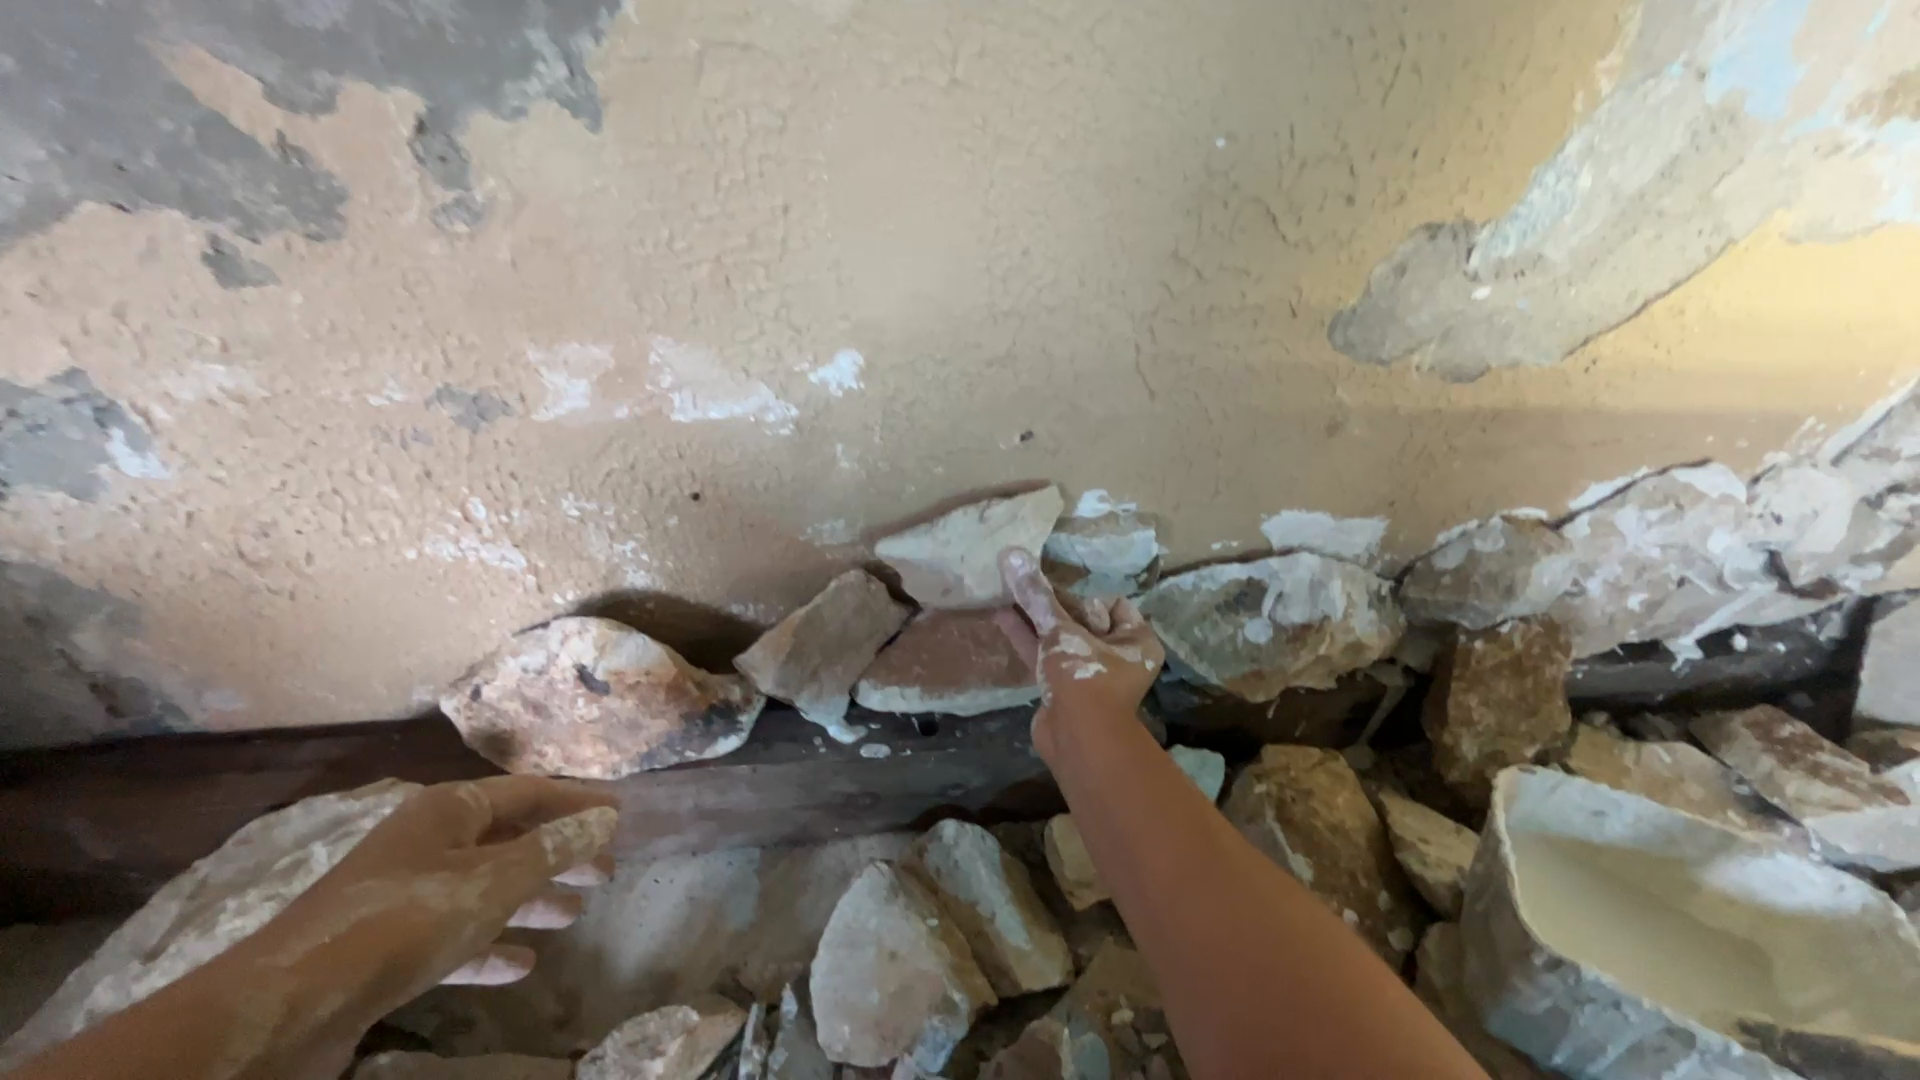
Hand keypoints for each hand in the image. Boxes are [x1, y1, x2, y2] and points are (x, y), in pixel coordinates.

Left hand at [243, 777, 618, 1073]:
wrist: (287, 1006)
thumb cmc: (404, 922)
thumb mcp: (493, 881)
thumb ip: (553, 849)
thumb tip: (605, 818)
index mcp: (448, 811)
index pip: (528, 791)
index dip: (576, 800)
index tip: (620, 813)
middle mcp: (427, 842)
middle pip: (509, 838)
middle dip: (559, 853)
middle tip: (606, 870)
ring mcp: (405, 894)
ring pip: (485, 887)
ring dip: (531, 899)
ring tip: (574, 912)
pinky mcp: (388, 946)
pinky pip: (455, 935)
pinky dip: (491, 944)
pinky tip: (522, 964)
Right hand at [993, 548, 1163, 753]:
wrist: (1078, 741)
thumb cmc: (1086, 679)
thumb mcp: (1062, 632)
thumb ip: (1037, 597)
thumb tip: (1012, 554)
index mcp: (1136, 640)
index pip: (1114, 604)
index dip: (1085, 592)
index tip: (1057, 583)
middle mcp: (1117, 655)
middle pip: (1082, 618)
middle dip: (1054, 601)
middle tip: (1027, 578)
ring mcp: (1088, 672)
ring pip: (1060, 636)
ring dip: (1036, 617)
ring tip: (1008, 589)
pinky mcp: (1062, 687)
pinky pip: (1044, 653)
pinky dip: (1026, 636)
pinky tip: (1000, 614)